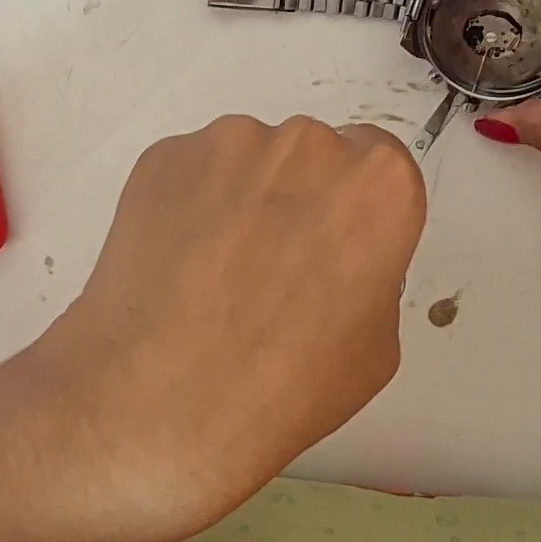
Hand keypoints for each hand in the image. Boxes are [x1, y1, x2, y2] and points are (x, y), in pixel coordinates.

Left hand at [20, 115, 425, 541]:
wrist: (160, 399)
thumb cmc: (284, 385)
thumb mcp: (374, 345)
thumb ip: (371, 270)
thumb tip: (336, 257)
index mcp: (378, 184)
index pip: (379, 165)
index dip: (354, 209)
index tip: (332, 242)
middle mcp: (307, 143)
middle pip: (310, 157)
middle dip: (296, 199)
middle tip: (268, 264)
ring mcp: (227, 142)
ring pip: (245, 161)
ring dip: (239, 199)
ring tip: (212, 272)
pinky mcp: (163, 156)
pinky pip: (190, 173)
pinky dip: (186, 205)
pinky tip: (175, 264)